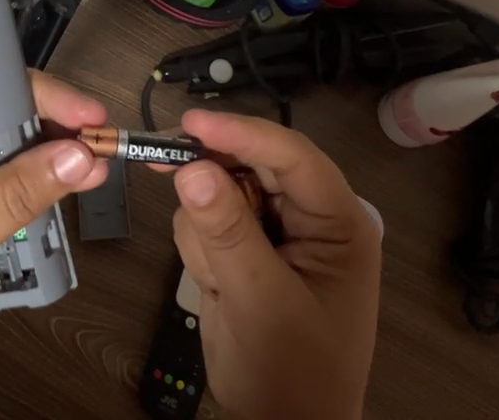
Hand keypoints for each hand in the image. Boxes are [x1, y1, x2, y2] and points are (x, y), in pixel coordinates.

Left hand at [0, 26, 109, 418]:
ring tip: (99, 146)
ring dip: (50, 131)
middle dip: (33, 92)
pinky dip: (49, 164)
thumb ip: (15, 195)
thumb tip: (84, 155)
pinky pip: (15, 162)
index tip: (2, 14)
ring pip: (4, 123)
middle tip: (87, 114)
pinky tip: (85, 173)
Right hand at [172, 110, 380, 419]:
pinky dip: (199, 244)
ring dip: (206, 226)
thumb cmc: (291, 374)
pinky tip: (216, 283)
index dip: (242, 134)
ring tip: (220, 280)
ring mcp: (274, 228)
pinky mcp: (245, 244)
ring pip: (221, 186)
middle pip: (251, 163)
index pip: (291, 157)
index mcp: (338, 221)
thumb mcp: (261, 303)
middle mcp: (309, 214)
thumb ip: (227, 233)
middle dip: (213, 171)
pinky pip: (206, 215)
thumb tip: (190, 169)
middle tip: (161, 158)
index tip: (192, 124)